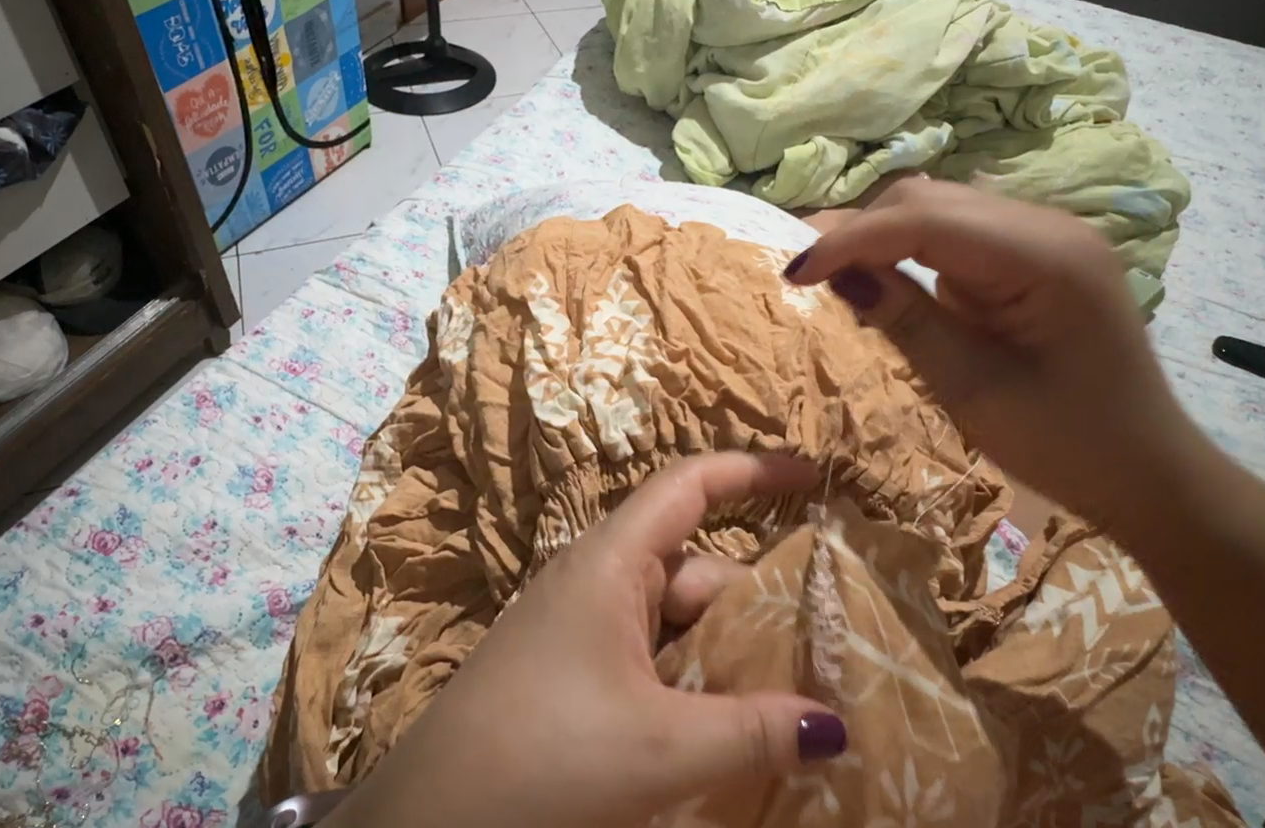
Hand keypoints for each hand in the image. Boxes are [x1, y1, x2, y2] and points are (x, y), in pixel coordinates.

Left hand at [319, 453, 847, 827]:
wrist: (430, 817)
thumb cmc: (544, 756)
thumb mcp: (659, 747)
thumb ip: (752, 732)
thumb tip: (834, 727)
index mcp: (611, 562)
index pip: (688, 486)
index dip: (751, 470)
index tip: (812, 474)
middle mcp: (598, 581)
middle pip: (698, 569)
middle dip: (762, 602)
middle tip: (834, 650)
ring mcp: (583, 628)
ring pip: (678, 622)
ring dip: (732, 654)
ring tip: (800, 699)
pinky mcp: (574, 673)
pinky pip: (653, 660)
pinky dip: (696, 684)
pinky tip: (732, 729)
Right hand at [785, 177, 1207, 530]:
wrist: (1147, 472)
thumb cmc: (1066, 444)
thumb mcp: (973, 387)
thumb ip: (904, 320)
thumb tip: (833, 275)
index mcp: (1046, 257)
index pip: (925, 220)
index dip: (851, 240)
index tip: (793, 274)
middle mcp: (1047, 227)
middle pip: (928, 200)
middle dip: (858, 230)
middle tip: (801, 272)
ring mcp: (1041, 237)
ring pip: (935, 208)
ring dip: (876, 235)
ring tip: (824, 271)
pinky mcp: (1028, 256)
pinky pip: (951, 233)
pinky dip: (903, 248)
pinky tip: (873, 274)